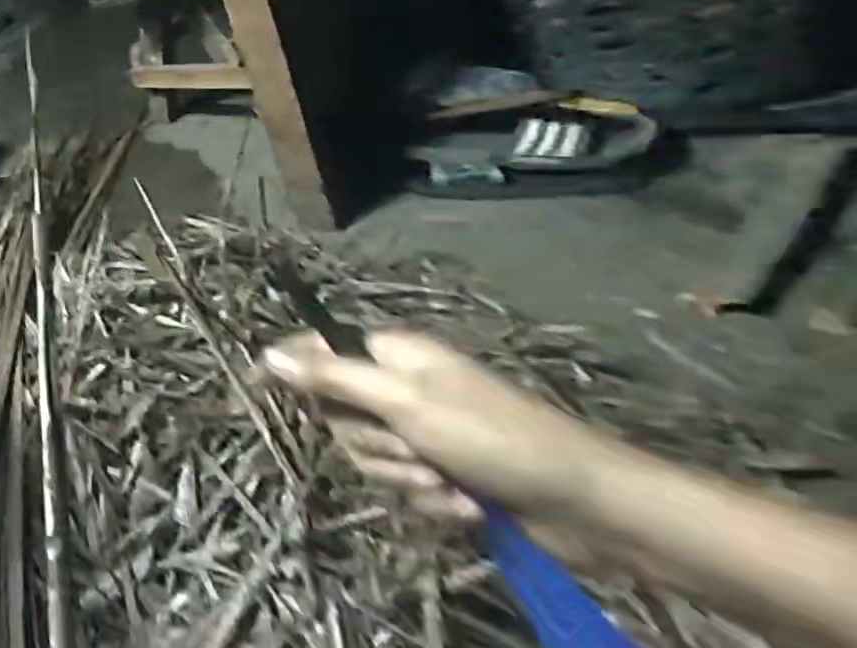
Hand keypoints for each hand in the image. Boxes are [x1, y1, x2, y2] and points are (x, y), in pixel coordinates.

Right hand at [264, 330, 617, 518]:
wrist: (590, 508)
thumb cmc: (492, 437)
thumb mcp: (402, 401)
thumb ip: (329, 377)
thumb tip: (267, 354)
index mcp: (388, 354)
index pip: (316, 349)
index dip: (296, 371)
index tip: (274, 392)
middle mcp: (397, 386)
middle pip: (337, 412)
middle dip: (369, 442)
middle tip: (409, 448)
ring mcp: (418, 430)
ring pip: (365, 453)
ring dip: (402, 475)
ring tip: (444, 481)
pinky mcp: (437, 471)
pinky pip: (401, 484)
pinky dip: (430, 499)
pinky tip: (465, 504)